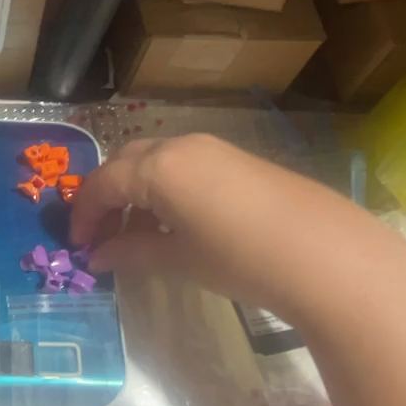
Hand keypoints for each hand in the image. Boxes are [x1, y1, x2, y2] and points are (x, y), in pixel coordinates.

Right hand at [71, 134, 405, 325]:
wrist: (326, 257)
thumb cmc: (241, 260)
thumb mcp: (180, 259)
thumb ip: (132, 251)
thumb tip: (99, 256)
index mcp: (158, 167)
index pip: (103, 184)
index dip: (84, 215)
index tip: (78, 246)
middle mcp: (180, 146)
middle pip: (126, 163)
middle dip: (107, 196)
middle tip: (101, 235)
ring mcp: (213, 149)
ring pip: (156, 161)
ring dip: (137, 192)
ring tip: (138, 235)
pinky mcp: (239, 159)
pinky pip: (185, 166)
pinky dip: (166, 189)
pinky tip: (176, 224)